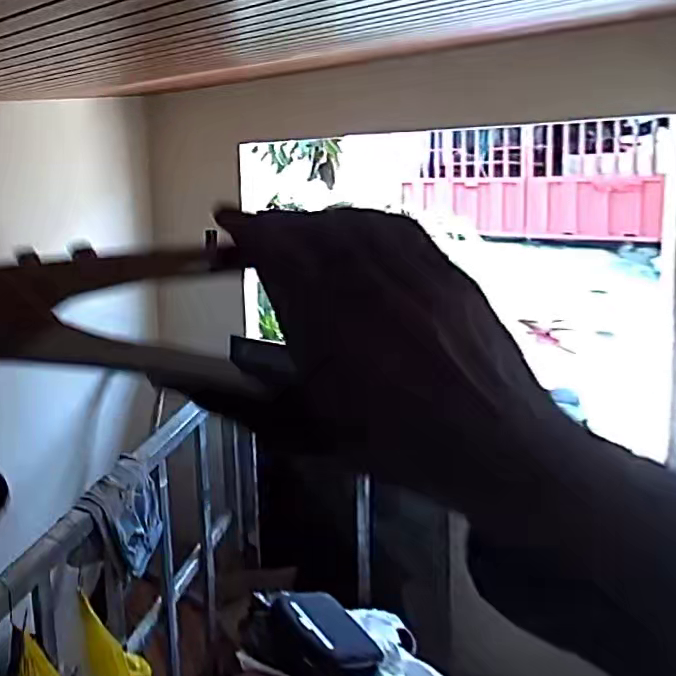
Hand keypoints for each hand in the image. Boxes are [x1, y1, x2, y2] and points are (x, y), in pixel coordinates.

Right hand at [206, 207, 595, 521]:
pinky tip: (347, 227)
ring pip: (349, 223)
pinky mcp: (449, 274)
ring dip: (311, 219)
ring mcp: (415, 281)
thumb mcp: (302, 431)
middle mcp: (370, 296)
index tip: (224, 219)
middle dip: (272, 222)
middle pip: (308, 232)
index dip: (246, 229)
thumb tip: (165, 381)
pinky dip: (359, 217)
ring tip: (294, 229)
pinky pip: (396, 226)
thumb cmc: (396, 445)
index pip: (278, 255)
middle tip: (250, 229)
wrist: (509, 458)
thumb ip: (230, 401)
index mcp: (328, 332)